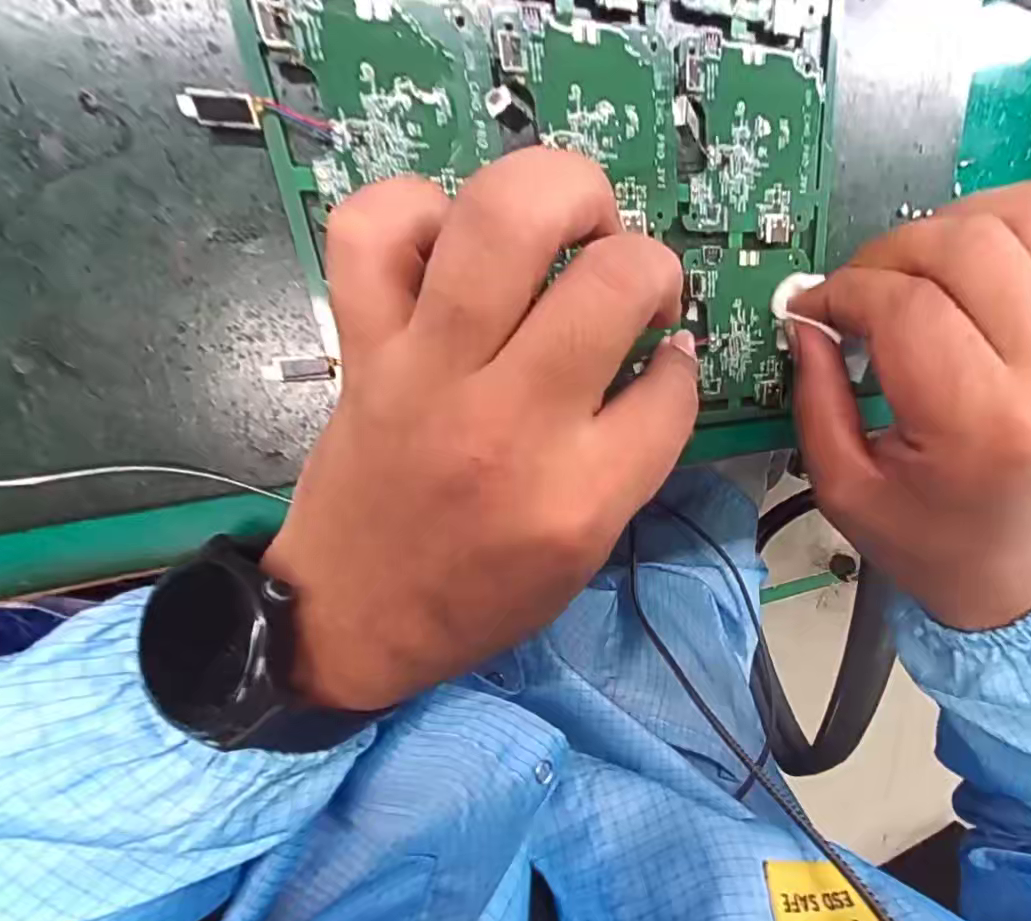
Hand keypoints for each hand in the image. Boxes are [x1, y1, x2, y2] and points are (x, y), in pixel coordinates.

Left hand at [262, 149, 698, 709]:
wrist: (352, 618)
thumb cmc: (476, 602)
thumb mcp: (583, 555)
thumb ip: (634, 461)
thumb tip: (664, 359)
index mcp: (577, 496)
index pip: (673, 385)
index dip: (678, 364)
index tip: (658, 363)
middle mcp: (509, 423)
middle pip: (612, 278)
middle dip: (648, 261)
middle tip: (623, 284)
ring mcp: (427, 376)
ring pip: (502, 220)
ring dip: (560, 193)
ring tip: (563, 228)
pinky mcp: (364, 355)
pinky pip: (374, 232)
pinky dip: (416, 210)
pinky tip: (449, 246)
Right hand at [787, 180, 1030, 629]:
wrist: (992, 563)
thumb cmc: (912, 538)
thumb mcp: (839, 485)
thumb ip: (817, 399)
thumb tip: (805, 321)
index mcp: (978, 426)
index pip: (911, 307)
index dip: (845, 292)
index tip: (808, 310)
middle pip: (971, 248)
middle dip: (886, 254)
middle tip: (846, 294)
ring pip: (1026, 219)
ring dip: (942, 230)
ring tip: (897, 277)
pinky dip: (991, 229)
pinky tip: (944, 272)